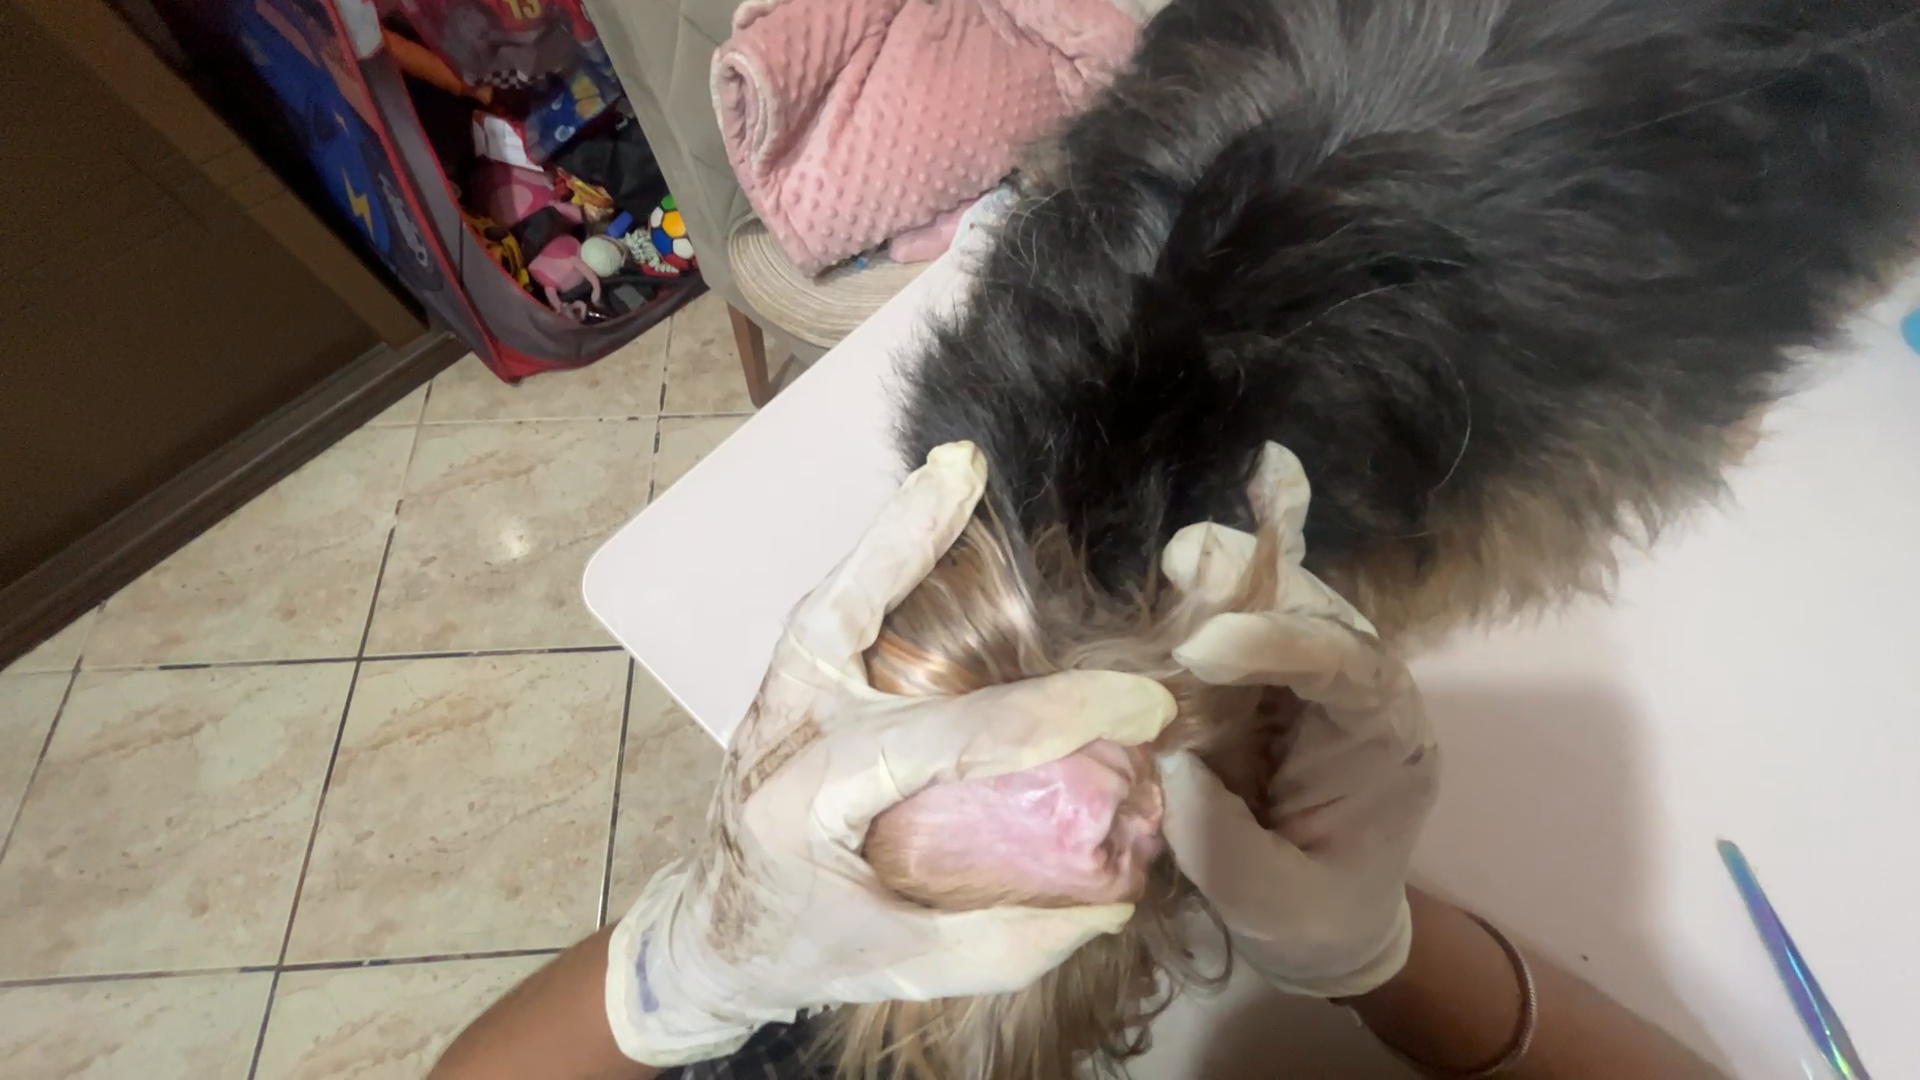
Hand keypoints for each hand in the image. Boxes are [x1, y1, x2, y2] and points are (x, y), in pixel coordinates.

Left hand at [606, 442, 1178, 1065]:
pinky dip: (884, 558)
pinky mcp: (793, 681)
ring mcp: (782, 695)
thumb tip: (1112, 893)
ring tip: (952, 472)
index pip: (949, 741)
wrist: (714, 932)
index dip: (1054, 717)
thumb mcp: (897, 964)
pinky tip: (927, 521)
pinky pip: (841, 607)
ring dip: (896, 530)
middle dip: (917, 547)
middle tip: (968, 474)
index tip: (1141, 707)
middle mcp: (785, 728)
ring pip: (838, 595)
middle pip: (846, 618)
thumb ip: (1005, 938)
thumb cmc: (801, 947)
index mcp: (807, 802)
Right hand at [1156, 442, 1439, 998]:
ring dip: (1228, 576)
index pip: (1353, 672)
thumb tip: (1166, 756)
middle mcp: (1358, 693)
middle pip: (1319, 613)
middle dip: (1258, 580)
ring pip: (1279, 604)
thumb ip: (1220, 842)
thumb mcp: (1272, 904)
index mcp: (1388, 744)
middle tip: (1188, 554)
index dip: (1281, 646)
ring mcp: (1306, 679)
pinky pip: (1237, 623)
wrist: (1319, 923)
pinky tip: (1175, 574)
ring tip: (1181, 555)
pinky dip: (1201, 599)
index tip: (1203, 649)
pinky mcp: (1260, 679)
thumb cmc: (1313, 918)